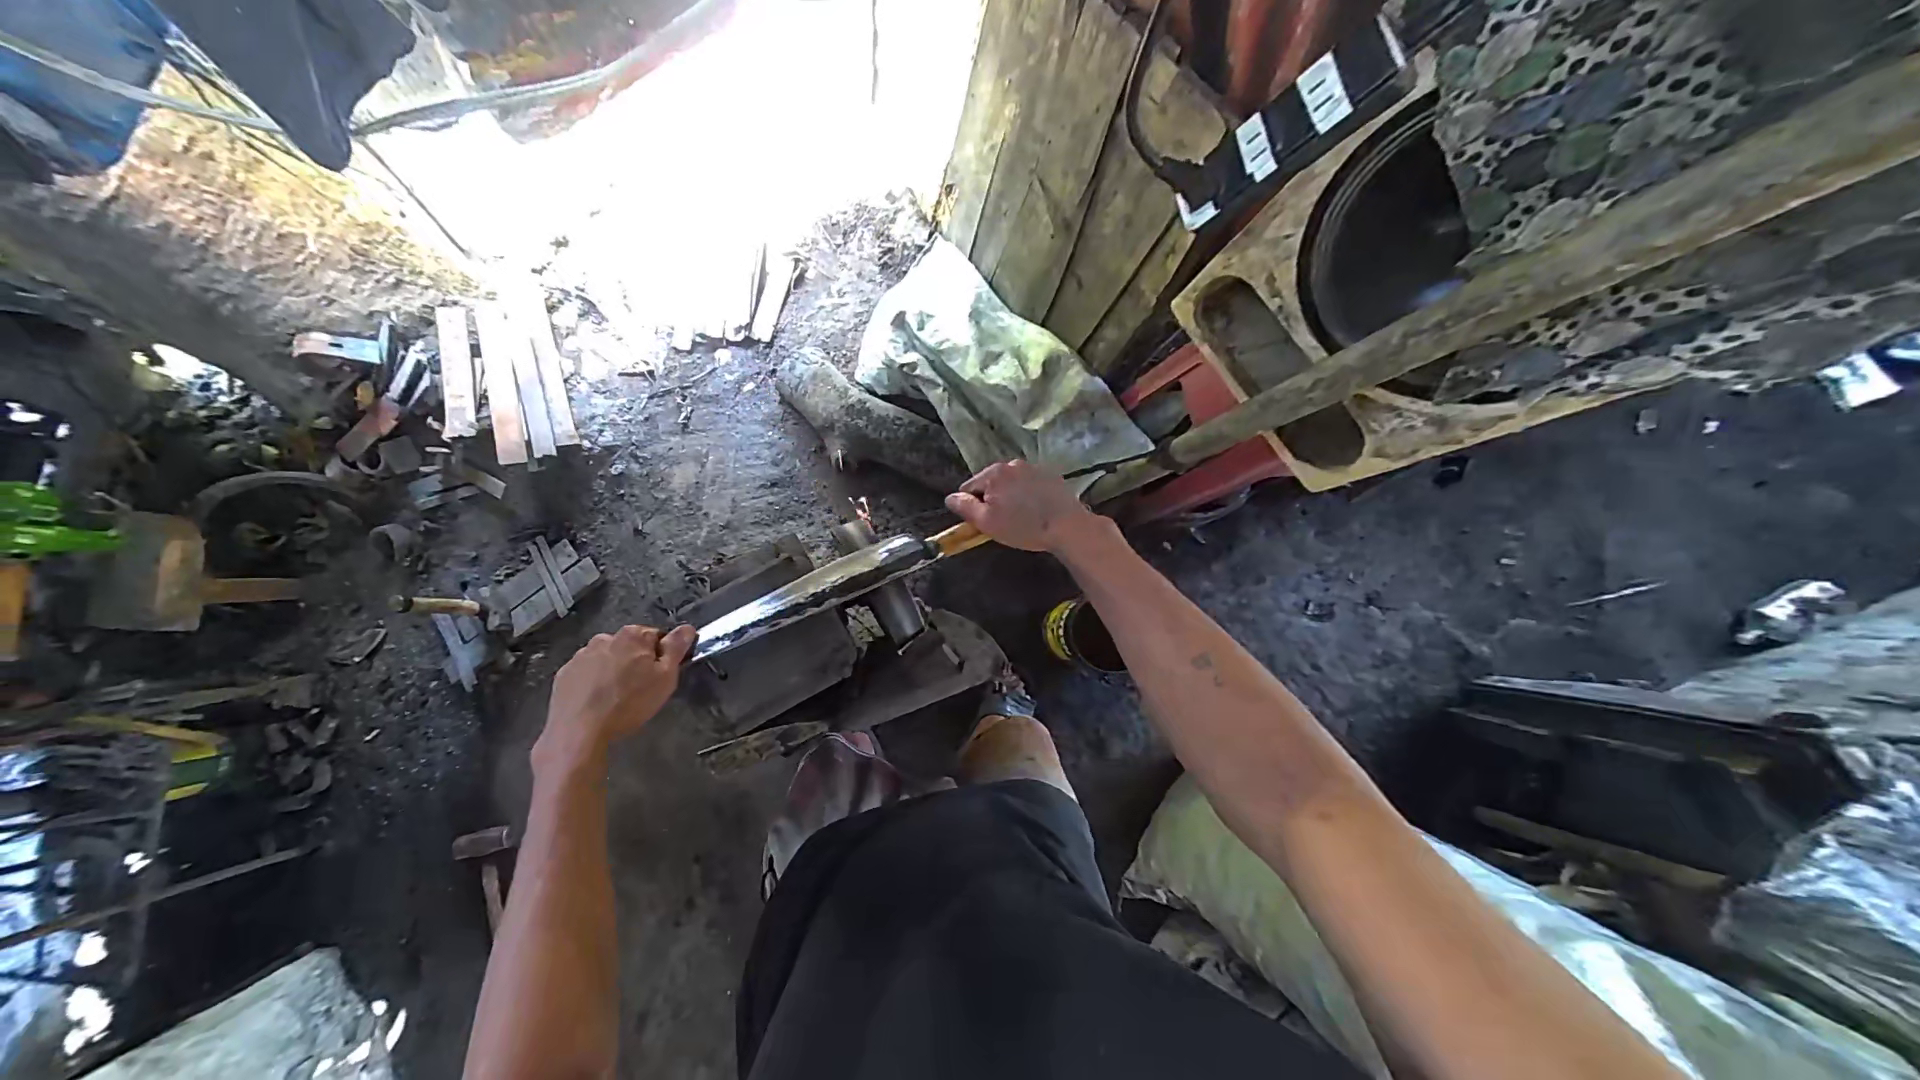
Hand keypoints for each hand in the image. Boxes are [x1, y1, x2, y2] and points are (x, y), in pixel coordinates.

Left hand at [536, 624, 694, 771]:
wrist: (579, 732)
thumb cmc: (629, 703)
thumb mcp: (665, 677)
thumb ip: (676, 648)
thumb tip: (687, 628)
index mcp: (633, 635)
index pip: (656, 637)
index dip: (661, 656)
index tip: (659, 676)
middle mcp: (605, 638)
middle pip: (629, 646)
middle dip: (636, 662)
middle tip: (640, 689)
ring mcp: (581, 656)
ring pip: (607, 659)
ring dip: (613, 670)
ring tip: (616, 698)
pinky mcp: (564, 674)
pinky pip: (586, 673)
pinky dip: (593, 682)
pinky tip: (596, 702)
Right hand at [945, 460, 1104, 554]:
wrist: (1066, 526)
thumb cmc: (1023, 527)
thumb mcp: (987, 522)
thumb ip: (965, 507)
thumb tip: (950, 497)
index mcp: (993, 473)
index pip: (969, 488)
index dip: (972, 507)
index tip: (985, 522)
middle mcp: (1012, 463)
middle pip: (991, 482)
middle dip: (993, 499)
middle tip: (1004, 521)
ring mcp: (1033, 467)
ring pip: (1011, 482)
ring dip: (1011, 495)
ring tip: (1023, 516)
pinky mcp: (1050, 474)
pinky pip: (1029, 483)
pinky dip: (1028, 493)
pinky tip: (1037, 509)